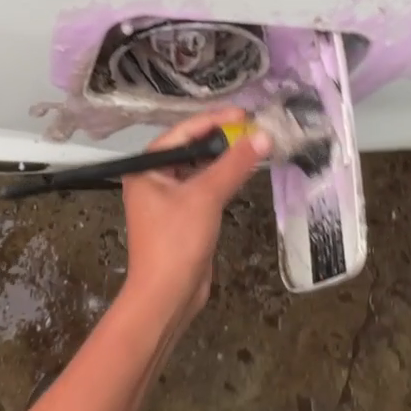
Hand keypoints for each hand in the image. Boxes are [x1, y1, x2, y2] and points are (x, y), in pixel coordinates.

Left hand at [118, 107, 269, 326]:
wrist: (166, 296)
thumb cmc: (176, 241)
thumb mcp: (206, 196)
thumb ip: (235, 164)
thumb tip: (263, 136)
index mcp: (147, 166)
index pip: (184, 131)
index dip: (215, 120)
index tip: (246, 115)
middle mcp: (152, 177)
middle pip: (191, 148)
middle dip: (221, 140)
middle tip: (253, 131)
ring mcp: (166, 198)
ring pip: (198, 169)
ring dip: (223, 160)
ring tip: (253, 148)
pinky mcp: (181, 217)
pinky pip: (203, 189)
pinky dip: (221, 180)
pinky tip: (241, 175)